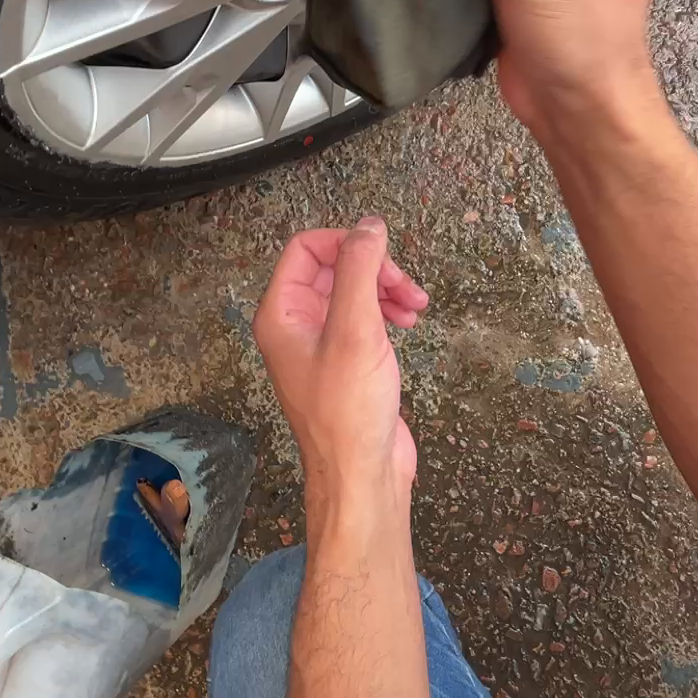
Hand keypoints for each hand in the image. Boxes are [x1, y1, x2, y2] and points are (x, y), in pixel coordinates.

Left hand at [254, 219, 429, 495]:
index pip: (306, 249)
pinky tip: (410, 321)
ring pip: (354, 290)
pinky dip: (388, 311)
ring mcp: (321, 343)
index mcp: (281, 314)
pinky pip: (364, 316)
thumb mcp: (355, 330)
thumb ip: (359, 270)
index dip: (345, 241)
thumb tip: (369, 224)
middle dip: (374, 269)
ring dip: (387, 289)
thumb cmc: (349, 411)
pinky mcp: (346, 359)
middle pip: (334, 267)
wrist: (363, 473)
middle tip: (406, 286)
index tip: (383, 251)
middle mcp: (296, 325)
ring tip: (416, 305)